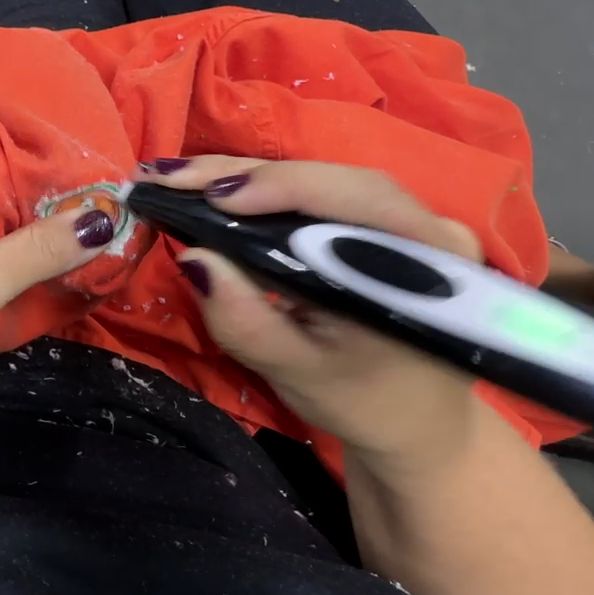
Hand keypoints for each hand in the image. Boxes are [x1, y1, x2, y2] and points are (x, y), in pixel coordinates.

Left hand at [0, 165, 116, 420]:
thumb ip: (39, 250)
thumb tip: (105, 217)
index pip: (8, 159)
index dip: (59, 172)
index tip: (113, 185)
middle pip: (10, 194)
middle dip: (58, 209)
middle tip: (120, 216)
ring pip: (5, 227)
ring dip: (45, 238)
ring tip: (106, 237)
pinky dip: (24, 262)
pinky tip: (66, 264)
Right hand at [138, 156, 485, 477]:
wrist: (412, 420)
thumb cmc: (363, 402)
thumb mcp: (297, 372)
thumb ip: (248, 323)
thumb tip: (195, 259)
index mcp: (428, 262)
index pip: (358, 200)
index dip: (285, 188)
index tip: (215, 198)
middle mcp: (421, 225)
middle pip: (326, 179)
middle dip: (241, 174)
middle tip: (165, 177)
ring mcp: (394, 218)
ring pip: (310, 179)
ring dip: (236, 175)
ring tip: (168, 177)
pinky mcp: (363, 222)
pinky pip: (305, 194)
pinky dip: (250, 188)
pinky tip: (202, 187)